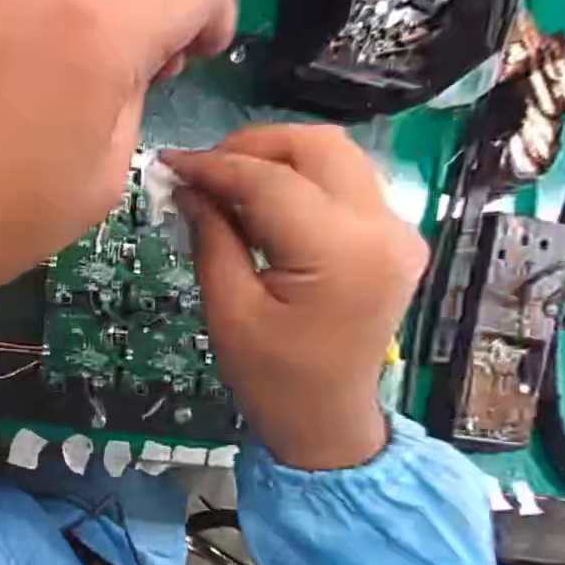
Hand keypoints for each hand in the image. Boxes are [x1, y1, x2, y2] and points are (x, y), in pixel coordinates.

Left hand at [0, 0, 236, 341]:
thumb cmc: (5, 223)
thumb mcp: (103, 175)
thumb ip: (138, 96)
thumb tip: (138, 62)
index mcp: (102, 23)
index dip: (214, 17)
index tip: (198, 61)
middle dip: (159, 1)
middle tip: (147, 67)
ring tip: (90, 67)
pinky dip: (55, 5)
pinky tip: (41, 63)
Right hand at [166, 125, 426, 470]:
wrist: (326, 417)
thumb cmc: (270, 376)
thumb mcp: (227, 310)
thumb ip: (212, 239)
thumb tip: (189, 187)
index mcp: (340, 254)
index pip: (272, 182)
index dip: (214, 165)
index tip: (169, 163)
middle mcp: (382, 229)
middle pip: (319, 147)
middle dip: (252, 146)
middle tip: (201, 170)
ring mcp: (395, 230)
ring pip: (335, 157)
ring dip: (274, 158)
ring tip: (222, 184)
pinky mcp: (389, 237)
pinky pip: (341, 183)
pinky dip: (294, 180)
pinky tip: (256, 205)